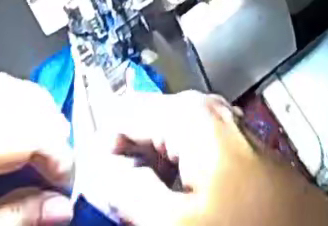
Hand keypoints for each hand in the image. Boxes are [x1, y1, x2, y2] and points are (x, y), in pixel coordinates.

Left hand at [0, 73, 75, 225]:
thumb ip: (10, 224)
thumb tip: (62, 206)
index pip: (17, 131)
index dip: (54, 151)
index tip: (69, 187)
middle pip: (11, 100)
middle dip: (46, 129)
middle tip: (61, 174)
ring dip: (31, 115)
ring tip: (46, 156)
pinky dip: (9, 115)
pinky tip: (19, 147)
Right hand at [85, 90, 327, 225]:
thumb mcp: (173, 219)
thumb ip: (127, 189)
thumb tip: (98, 170)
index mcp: (190, 113)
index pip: (121, 112)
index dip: (100, 149)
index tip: (90, 187)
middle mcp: (208, 112)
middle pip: (145, 128)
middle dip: (127, 164)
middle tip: (119, 208)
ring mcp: (226, 134)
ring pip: (167, 149)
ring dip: (151, 178)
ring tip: (148, 211)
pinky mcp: (238, 159)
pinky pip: (191, 163)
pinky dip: (176, 184)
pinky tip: (179, 210)